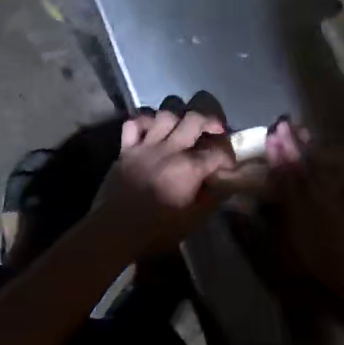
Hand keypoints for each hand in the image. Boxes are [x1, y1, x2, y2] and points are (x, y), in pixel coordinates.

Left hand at [88, 104, 236, 258]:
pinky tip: (152, 128)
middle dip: (210, 120)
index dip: (228, 156)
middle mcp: (170, 149)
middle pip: (195, 117)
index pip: (219, 151)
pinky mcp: (126, 148)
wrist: (115, 231)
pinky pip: (134, 121)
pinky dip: (144, 119)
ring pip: (166, 113)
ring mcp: (145, 145)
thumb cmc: (157, 230)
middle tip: (214, 130)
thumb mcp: (194, 221)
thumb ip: (213, 198)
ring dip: (179, 116)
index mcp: (189, 168)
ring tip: (183, 127)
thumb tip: (225, 183)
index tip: (227, 165)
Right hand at [233, 121, 343, 296]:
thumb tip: (231, 212)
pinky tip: (330, 163)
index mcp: (296, 205)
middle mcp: (316, 196)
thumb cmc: (306, 273)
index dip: (277, 152)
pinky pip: (338, 180)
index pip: (284, 172)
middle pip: (305, 163)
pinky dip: (332, 167)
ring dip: (312, 149)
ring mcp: (334, 202)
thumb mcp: (271, 256)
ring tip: (305, 133)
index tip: (270, 132)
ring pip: (323, 168)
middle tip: (285, 122)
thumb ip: (250, 232)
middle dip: (294, 142)